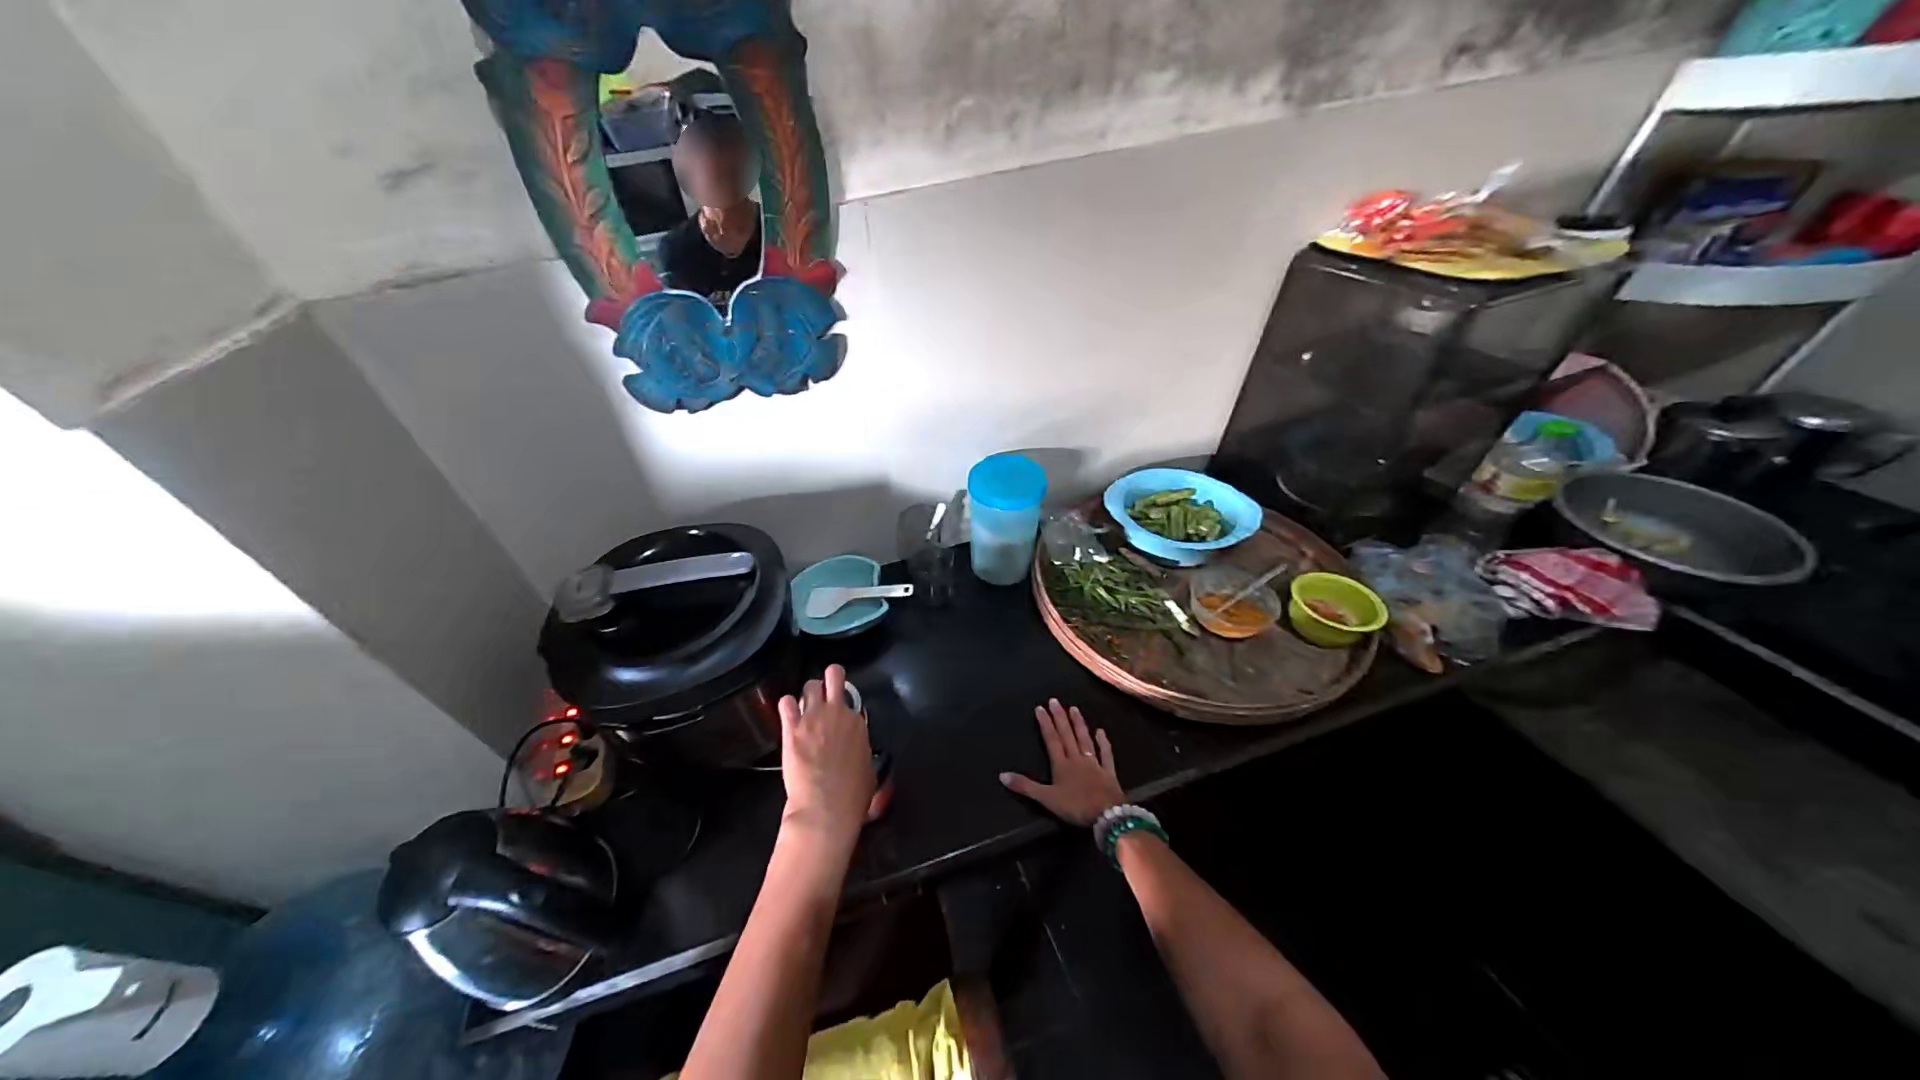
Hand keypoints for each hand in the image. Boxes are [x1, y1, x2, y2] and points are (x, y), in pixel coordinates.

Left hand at [778, 665, 874, 841]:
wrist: (825, 807)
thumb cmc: (852, 795)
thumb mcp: (869, 772)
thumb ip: (863, 755)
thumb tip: (860, 757)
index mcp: (858, 724)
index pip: (852, 701)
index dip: (844, 708)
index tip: (839, 718)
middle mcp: (837, 713)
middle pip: (834, 675)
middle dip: (830, 678)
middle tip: (825, 689)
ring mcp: (813, 717)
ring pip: (809, 685)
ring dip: (807, 693)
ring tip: (803, 706)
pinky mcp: (791, 727)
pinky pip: (785, 702)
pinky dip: (786, 706)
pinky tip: (787, 714)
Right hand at [1000, 698, 1125, 825]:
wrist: (1107, 815)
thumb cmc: (1075, 806)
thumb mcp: (1046, 799)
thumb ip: (1025, 786)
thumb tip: (1002, 775)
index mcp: (1062, 765)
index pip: (1051, 739)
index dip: (1045, 724)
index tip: (1040, 707)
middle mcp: (1077, 759)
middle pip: (1067, 735)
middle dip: (1060, 718)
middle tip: (1055, 701)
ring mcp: (1094, 764)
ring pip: (1085, 740)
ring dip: (1079, 724)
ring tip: (1074, 709)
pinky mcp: (1108, 772)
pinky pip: (1105, 754)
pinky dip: (1103, 742)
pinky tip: (1101, 731)